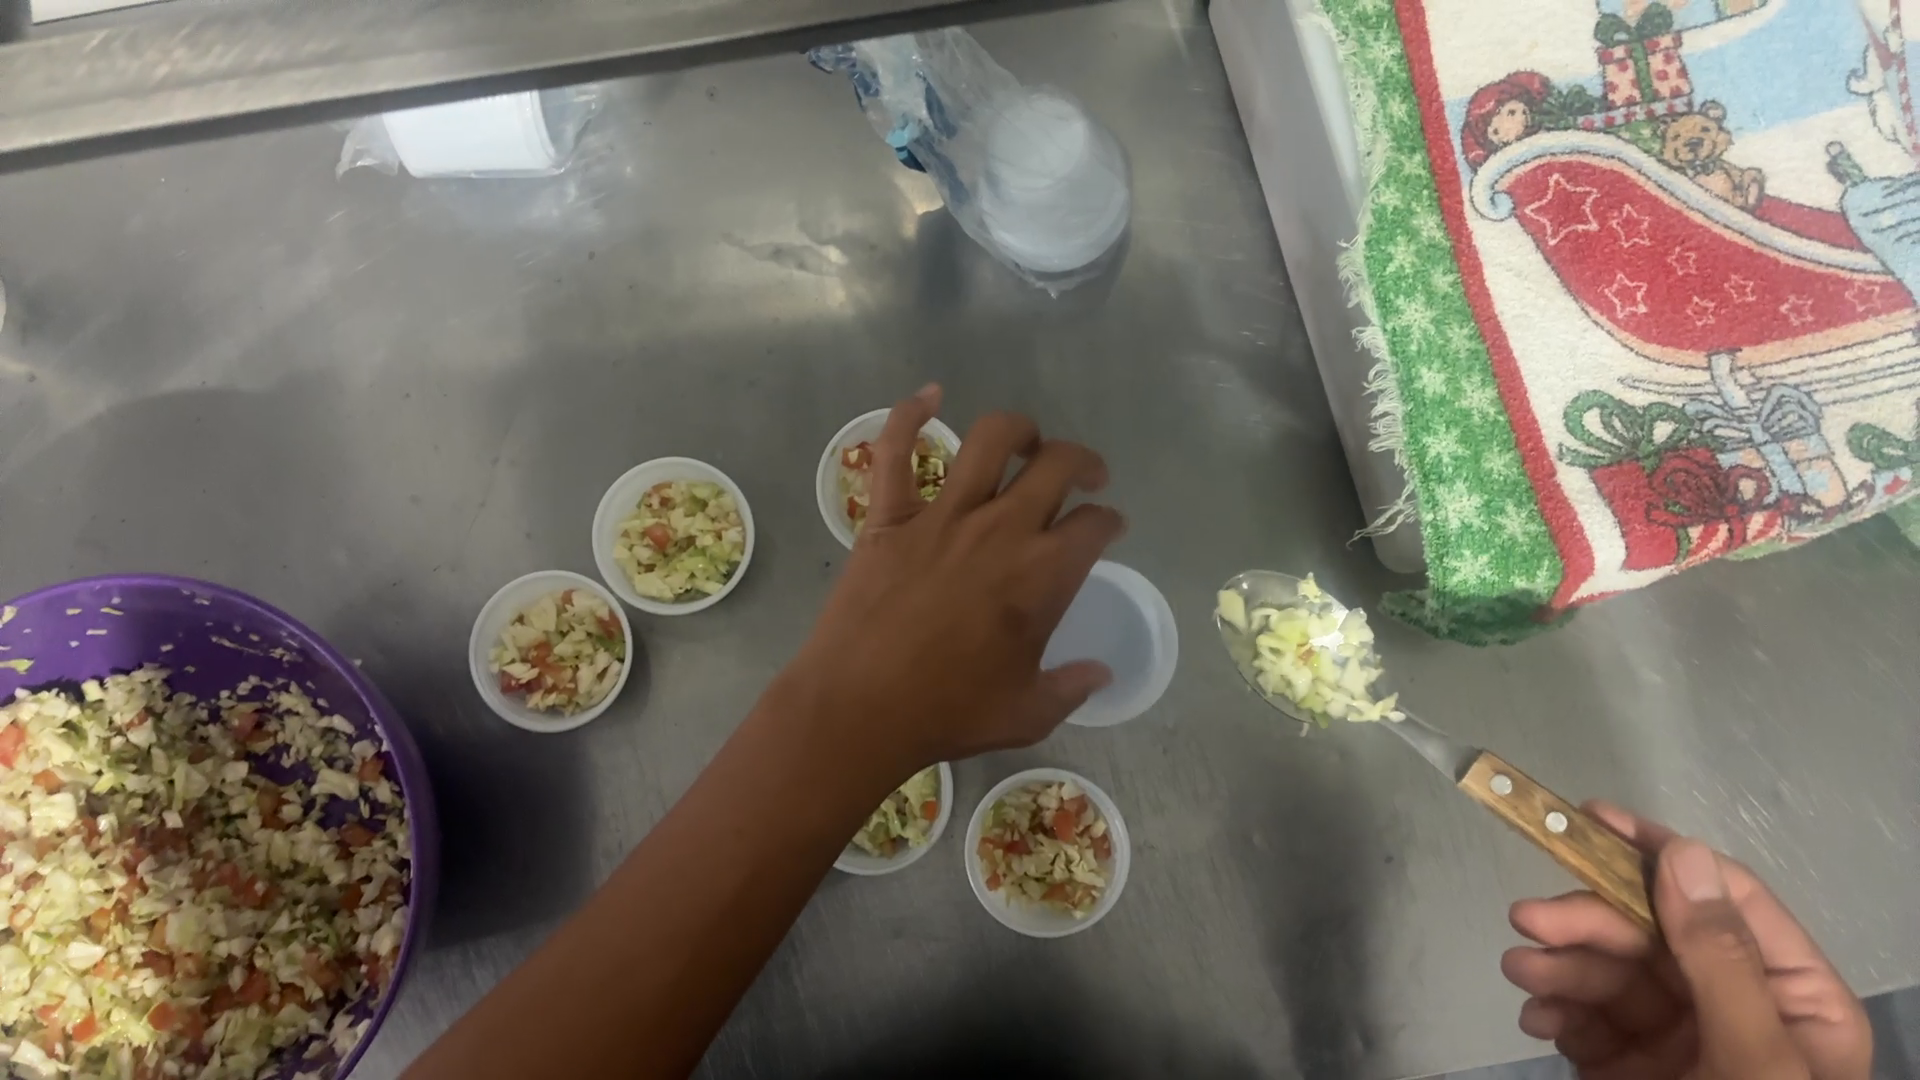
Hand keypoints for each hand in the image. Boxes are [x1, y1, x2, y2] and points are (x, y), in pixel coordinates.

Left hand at [784, 384, 1125, 772]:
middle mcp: (1002, 529)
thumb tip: (1101, 673)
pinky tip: (929, 395)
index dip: (1109, 519)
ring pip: (990, 439)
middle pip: (1057, 465)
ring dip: (1018, 429)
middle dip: (1082, 462)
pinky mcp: (890, 516)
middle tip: (1084, 477)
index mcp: (1043, 574)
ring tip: (1026, 442)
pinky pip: (897, 450)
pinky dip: (910, 415)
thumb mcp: (1028, 712)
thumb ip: (1072, 687)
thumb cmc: (948, 712)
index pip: (1095, 523)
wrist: (860, 708)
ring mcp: (943, 515)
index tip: (1108, 525)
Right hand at [1502, 801, 1871, 1079]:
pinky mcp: (1619, 1056)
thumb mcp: (1757, 1060)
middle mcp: (1723, 1001)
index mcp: (1786, 995)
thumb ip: (1720, 959)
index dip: (1657, 850)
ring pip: (1599, 964)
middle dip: (1582, 919)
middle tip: (1529, 921)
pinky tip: (1537, 1020)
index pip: (1723, 897)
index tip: (1589, 817)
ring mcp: (1667, 1029)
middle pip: (1641, 927)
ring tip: (1522, 977)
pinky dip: (1550, 1007)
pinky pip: (1578, 1010)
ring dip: (1554, 964)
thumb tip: (1683, 854)